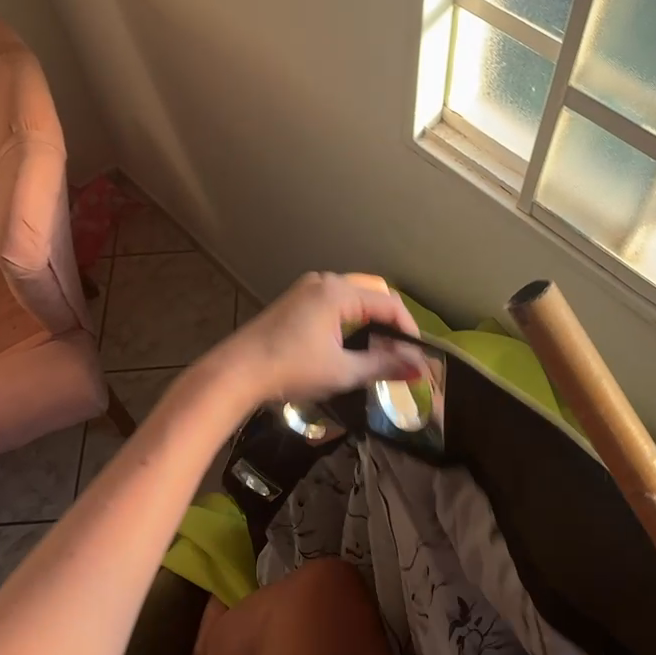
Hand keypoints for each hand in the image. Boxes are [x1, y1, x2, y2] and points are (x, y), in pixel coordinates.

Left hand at [203, 272, 421, 405]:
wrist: (236, 373)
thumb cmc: (290, 370)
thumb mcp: (342, 372)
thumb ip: (383, 366)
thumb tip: (419, 368)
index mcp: (338, 291)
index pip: (390, 304)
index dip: (409, 332)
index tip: (418, 360)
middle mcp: (325, 281)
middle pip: (374, 296)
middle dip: (391, 325)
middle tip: (401, 357)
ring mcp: (308, 289)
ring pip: (354, 299)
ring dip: (371, 323)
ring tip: (380, 355)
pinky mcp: (296, 301)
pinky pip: (335, 304)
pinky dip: (351, 321)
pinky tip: (352, 346)